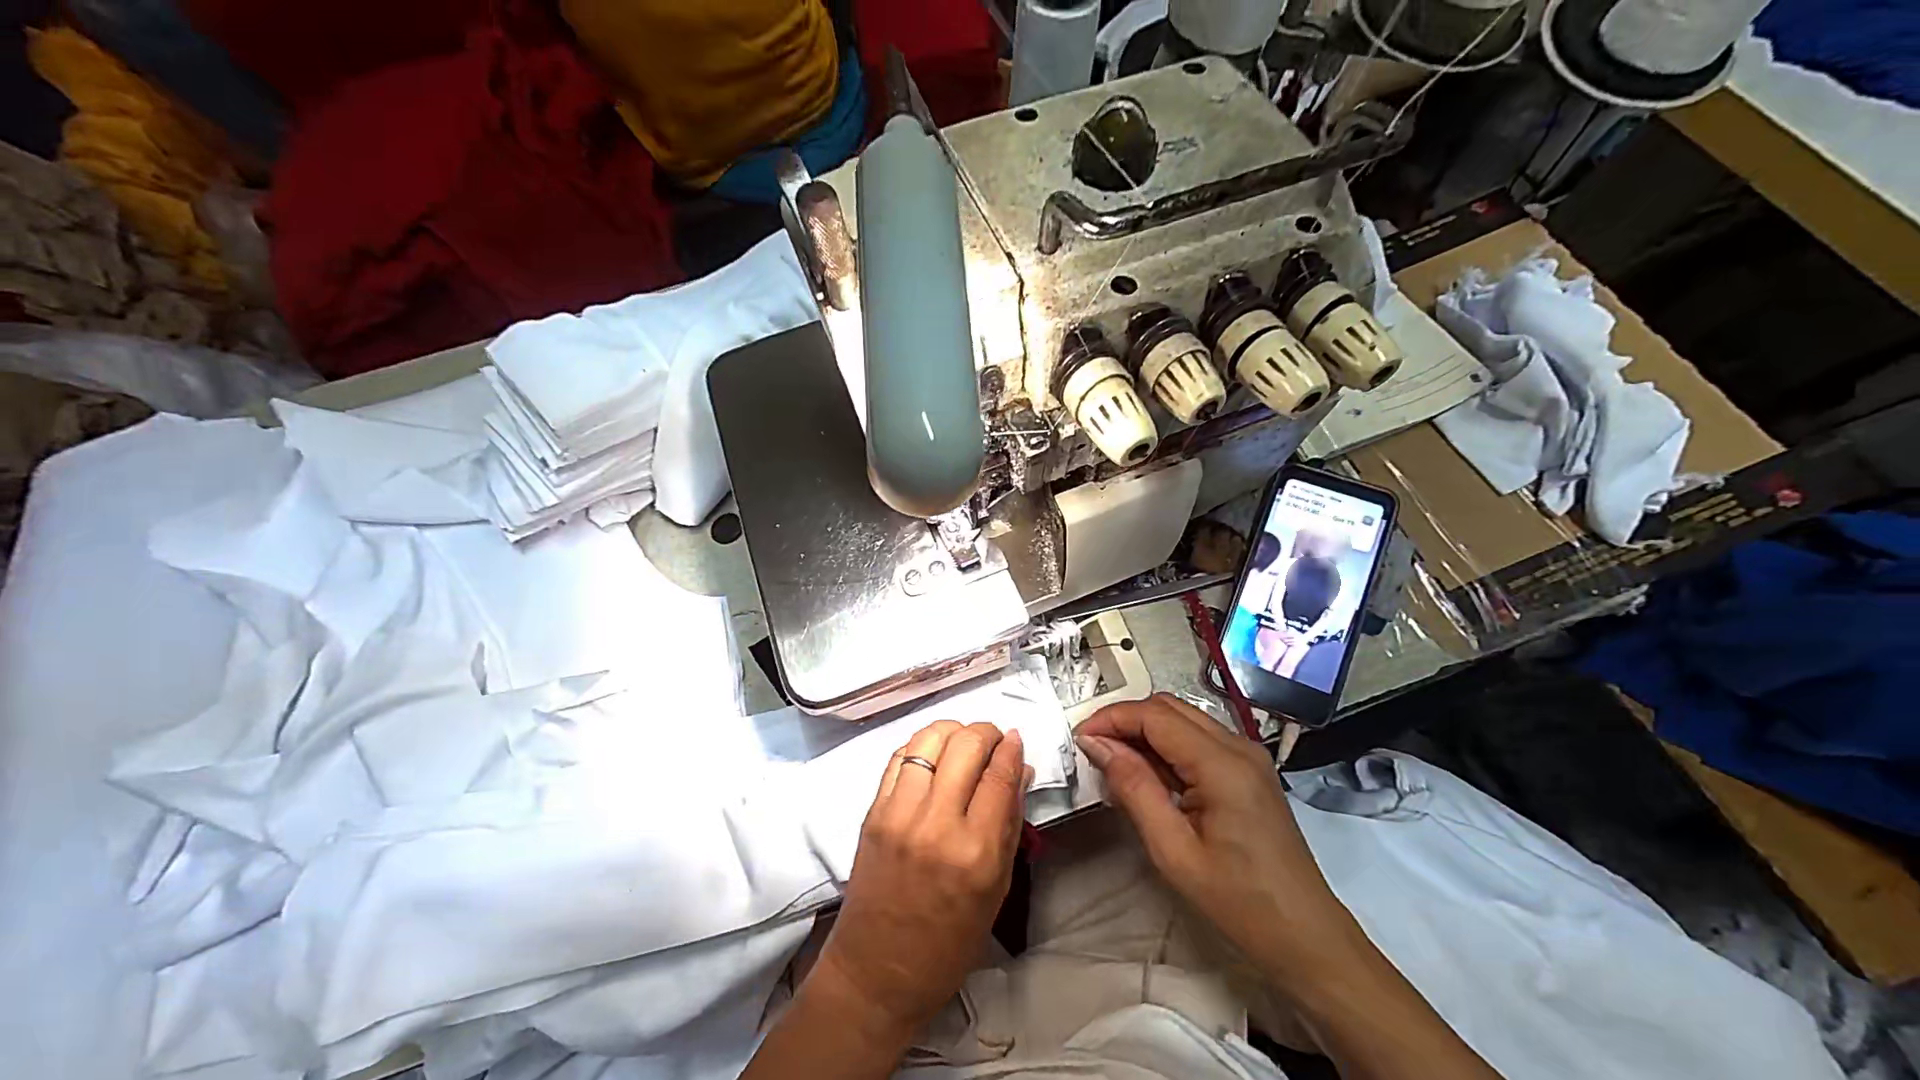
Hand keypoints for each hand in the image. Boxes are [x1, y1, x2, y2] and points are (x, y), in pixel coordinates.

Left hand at [809, 720, 1031, 1036]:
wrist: (878, 971)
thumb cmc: (948, 944)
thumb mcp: (996, 890)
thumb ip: (1009, 825)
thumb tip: (1019, 772)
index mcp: (975, 852)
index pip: (999, 777)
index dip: (1012, 749)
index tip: (1017, 739)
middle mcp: (936, 824)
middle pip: (966, 747)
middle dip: (986, 732)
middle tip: (994, 739)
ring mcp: (898, 814)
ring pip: (929, 741)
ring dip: (953, 731)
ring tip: (964, 740)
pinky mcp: (872, 812)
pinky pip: (899, 758)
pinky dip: (921, 745)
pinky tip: (933, 752)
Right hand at [1076, 697, 1503, 1079]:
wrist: (1306, 936)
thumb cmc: (1238, 901)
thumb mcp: (1174, 851)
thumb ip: (1134, 789)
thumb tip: (1097, 744)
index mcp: (1222, 764)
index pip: (1154, 715)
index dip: (1111, 719)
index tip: (1078, 740)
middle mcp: (1238, 746)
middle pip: (1169, 707)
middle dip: (1125, 720)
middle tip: (1092, 750)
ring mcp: (1248, 756)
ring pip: (1183, 719)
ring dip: (1144, 731)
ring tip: (1113, 763)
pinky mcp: (1249, 771)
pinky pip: (1198, 740)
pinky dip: (1165, 746)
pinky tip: (1148, 776)